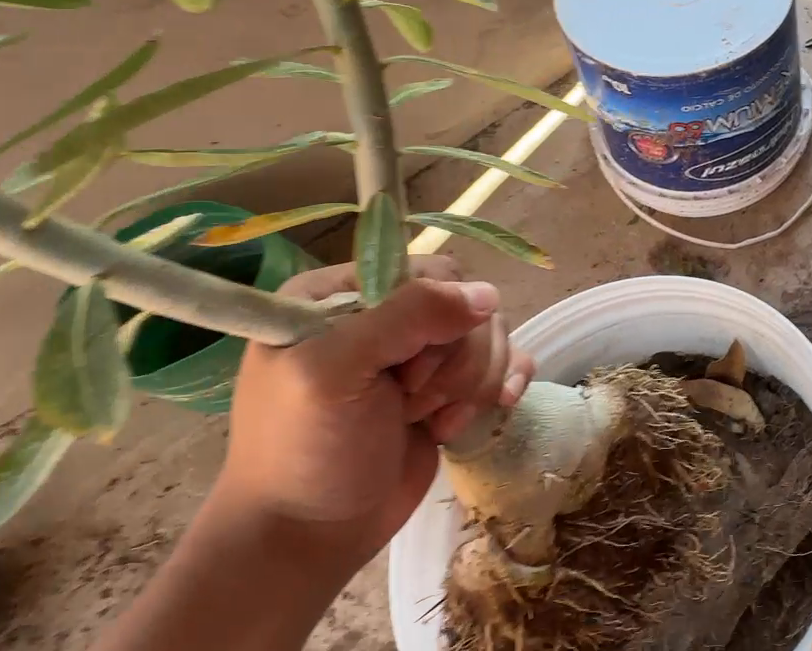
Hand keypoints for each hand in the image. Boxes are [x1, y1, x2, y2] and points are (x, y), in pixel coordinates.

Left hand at [211, 255, 535, 561]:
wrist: (308, 539)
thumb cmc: (305, 452)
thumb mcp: (335, 373)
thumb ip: (408, 317)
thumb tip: (487, 296)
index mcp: (339, 296)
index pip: (429, 272)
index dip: (435, 316)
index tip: (403, 368)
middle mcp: (384, 316)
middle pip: (468, 304)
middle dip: (454, 358)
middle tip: (410, 402)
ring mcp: (420, 354)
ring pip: (490, 334)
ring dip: (472, 381)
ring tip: (431, 420)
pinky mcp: (450, 386)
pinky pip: (506, 360)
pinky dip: (504, 383)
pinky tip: (495, 407)